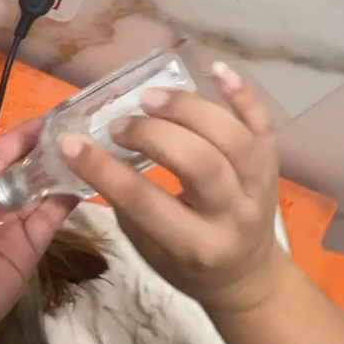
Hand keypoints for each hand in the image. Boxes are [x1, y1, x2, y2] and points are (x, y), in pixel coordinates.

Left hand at [0, 129, 78, 343]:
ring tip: (86, 150)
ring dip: (61, 171)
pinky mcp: (28, 251)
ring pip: (41, 192)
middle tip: (77, 129)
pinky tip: (83, 181)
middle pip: (24, 169)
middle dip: (46, 150)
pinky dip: (66, 202)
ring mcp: (12, 226)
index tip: (48, 119)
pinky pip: (50, 221)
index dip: (20, 137)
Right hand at [61, 61, 289, 317]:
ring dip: (188, 110)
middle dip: (152, 134)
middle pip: (200, 164)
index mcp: (195, 246)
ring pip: (232, 138)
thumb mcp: (146, 246)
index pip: (145, 201)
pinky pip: (263, 123)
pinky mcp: (273, 164)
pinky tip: (214, 69)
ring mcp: (260, 187)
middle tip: (120, 124)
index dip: (102, 169)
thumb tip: (91, 147)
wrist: (246, 274)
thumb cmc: (184, 261)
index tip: (70, 143)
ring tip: (150, 97)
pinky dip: (241, 93)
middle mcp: (233, 216)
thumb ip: (126, 200)